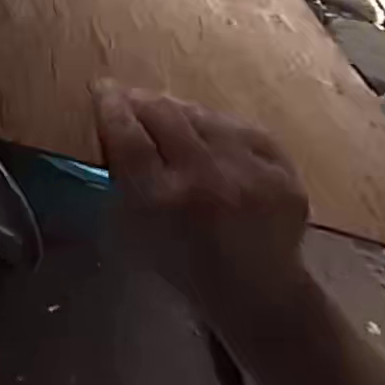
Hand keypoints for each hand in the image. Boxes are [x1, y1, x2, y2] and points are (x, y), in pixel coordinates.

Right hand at [90, 80, 309, 318]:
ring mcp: (249, 173)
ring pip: (201, 113)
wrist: (260, 295)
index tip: (102, 89)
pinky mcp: (282, 171)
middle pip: (162, 112)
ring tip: (170, 117)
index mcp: (161, 199)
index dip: (110, 104)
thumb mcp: (135, 224)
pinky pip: (238, 127)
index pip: (127, 132)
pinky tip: (210, 137)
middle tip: (129, 96)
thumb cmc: (183, 262)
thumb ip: (122, 170)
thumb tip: (112, 116)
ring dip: (179, 111)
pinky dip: (219, 127)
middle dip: (140, 99)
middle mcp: (205, 180)